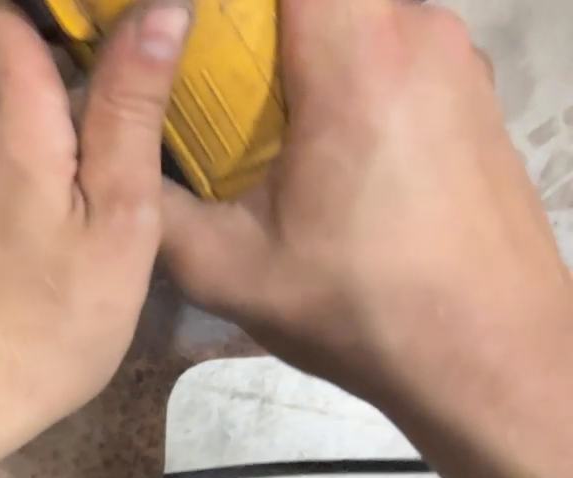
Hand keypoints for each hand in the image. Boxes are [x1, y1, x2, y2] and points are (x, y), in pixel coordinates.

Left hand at [0, 0, 194, 441]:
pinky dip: (16, 132)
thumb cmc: (44, 322)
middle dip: (57, 29)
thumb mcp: (116, 218)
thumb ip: (128, 108)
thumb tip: (155, 7)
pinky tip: (62, 162)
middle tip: (129, 55)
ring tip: (111, 97)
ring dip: (40, 85)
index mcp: (4, 118)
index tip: (93, 10)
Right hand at [161, 0, 572, 407]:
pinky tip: (275, 132)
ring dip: (272, 45)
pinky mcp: (455, 85)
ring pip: (343, 12)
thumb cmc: (346, 301)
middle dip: (234, 23)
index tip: (164, 26)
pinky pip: (372, 41)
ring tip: (213, 109)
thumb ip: (154, 202)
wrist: (475, 339)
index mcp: (357, 67)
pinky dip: (313, 64)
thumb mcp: (218, 264)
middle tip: (173, 80)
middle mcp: (415, 35)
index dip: (218, 1)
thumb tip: (107, 159)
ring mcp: (446, 56)